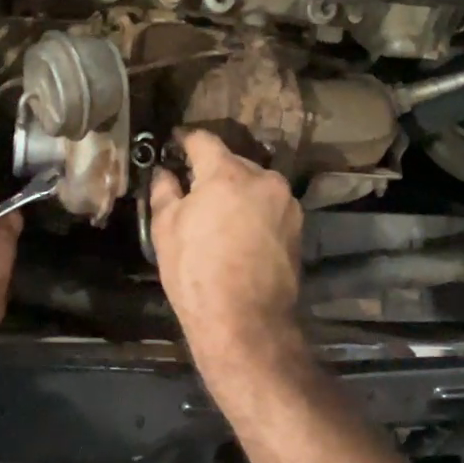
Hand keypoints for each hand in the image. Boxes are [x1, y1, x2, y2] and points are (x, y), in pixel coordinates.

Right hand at [149, 131, 302, 349]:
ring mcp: (286, 202)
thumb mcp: (166, 229)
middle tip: (192, 186)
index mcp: (227, 173)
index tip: (174, 143)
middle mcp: (263, 178)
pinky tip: (238, 232)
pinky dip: (253, 210)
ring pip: (254, 184)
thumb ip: (165, 191)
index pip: (203, 140)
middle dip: (212, 170)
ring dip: (236, 191)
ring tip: (217, 213)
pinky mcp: (298, 226)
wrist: (245, 322)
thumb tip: (164, 173)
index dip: (184, 140)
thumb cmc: (196, 271)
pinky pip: (269, 206)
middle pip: (232, 161)